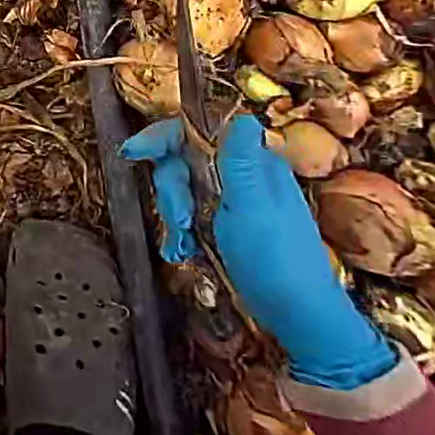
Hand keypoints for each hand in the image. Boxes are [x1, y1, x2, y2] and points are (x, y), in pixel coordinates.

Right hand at [122, 116, 398, 388]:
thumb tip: (241, 115)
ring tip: (184, 241)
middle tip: (180, 218)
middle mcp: (241, 171)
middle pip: (183, 158)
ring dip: (174, 211)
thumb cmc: (277, 261)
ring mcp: (233, 198)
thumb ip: (241, 159)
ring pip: (183, 186)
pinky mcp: (225, 223)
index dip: (163, 137)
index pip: (197, 129)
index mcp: (251, 160)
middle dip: (172, 186)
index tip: (133, 152)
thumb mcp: (253, 207)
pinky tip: (184, 249)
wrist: (302, 320)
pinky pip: (190, 213)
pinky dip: (180, 230)